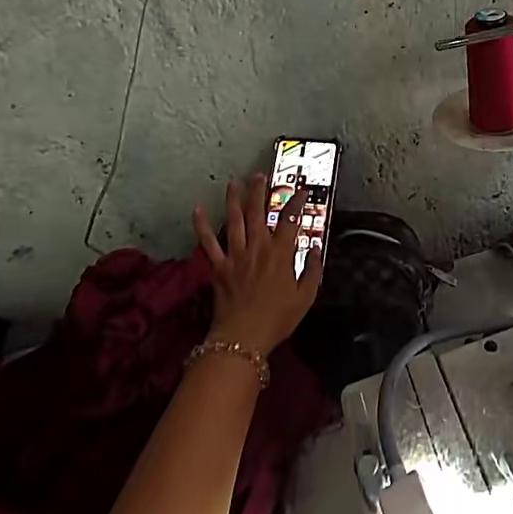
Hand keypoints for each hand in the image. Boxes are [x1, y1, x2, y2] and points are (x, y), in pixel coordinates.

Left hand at [193, 174, 320, 353]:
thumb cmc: (278, 319)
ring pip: (234, 220)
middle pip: (258, 212)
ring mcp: (235, 255)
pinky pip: (208, 242)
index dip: (297, 202)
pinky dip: (202, 225)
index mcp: (281, 254)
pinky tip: (198, 209)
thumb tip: (314, 248)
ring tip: (234, 183)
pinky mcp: (218, 266)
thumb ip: (312, 269)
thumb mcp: (306, 296)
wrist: (244, 338)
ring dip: (234, 199)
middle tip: (260, 175)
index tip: (301, 191)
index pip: (290, 220)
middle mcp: (257, 248)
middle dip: (260, 191)